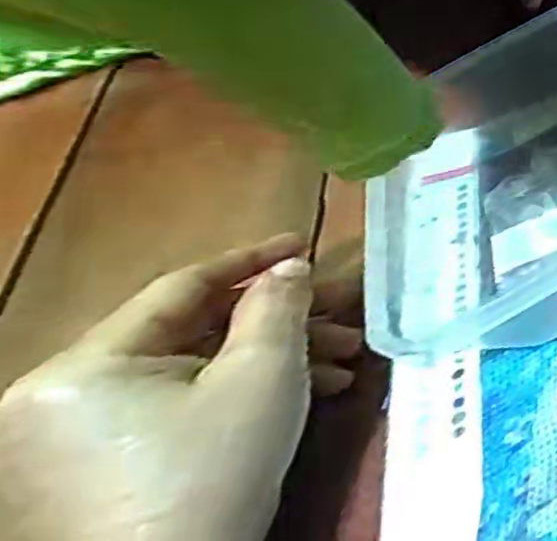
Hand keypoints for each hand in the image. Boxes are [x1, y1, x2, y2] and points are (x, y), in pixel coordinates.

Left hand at [0, 234, 363, 540]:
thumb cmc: (213, 462)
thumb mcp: (264, 370)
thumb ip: (277, 305)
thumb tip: (286, 268)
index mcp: (83, 368)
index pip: (180, 287)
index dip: (252, 258)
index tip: (307, 244)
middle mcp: (58, 395)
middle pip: (191, 330)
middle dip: (281, 321)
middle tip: (344, 315)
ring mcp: (68, 436)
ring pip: (191, 367)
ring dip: (273, 356)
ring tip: (341, 361)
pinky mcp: (91, 464)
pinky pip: (173, 402)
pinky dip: (239, 389)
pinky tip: (305, 391)